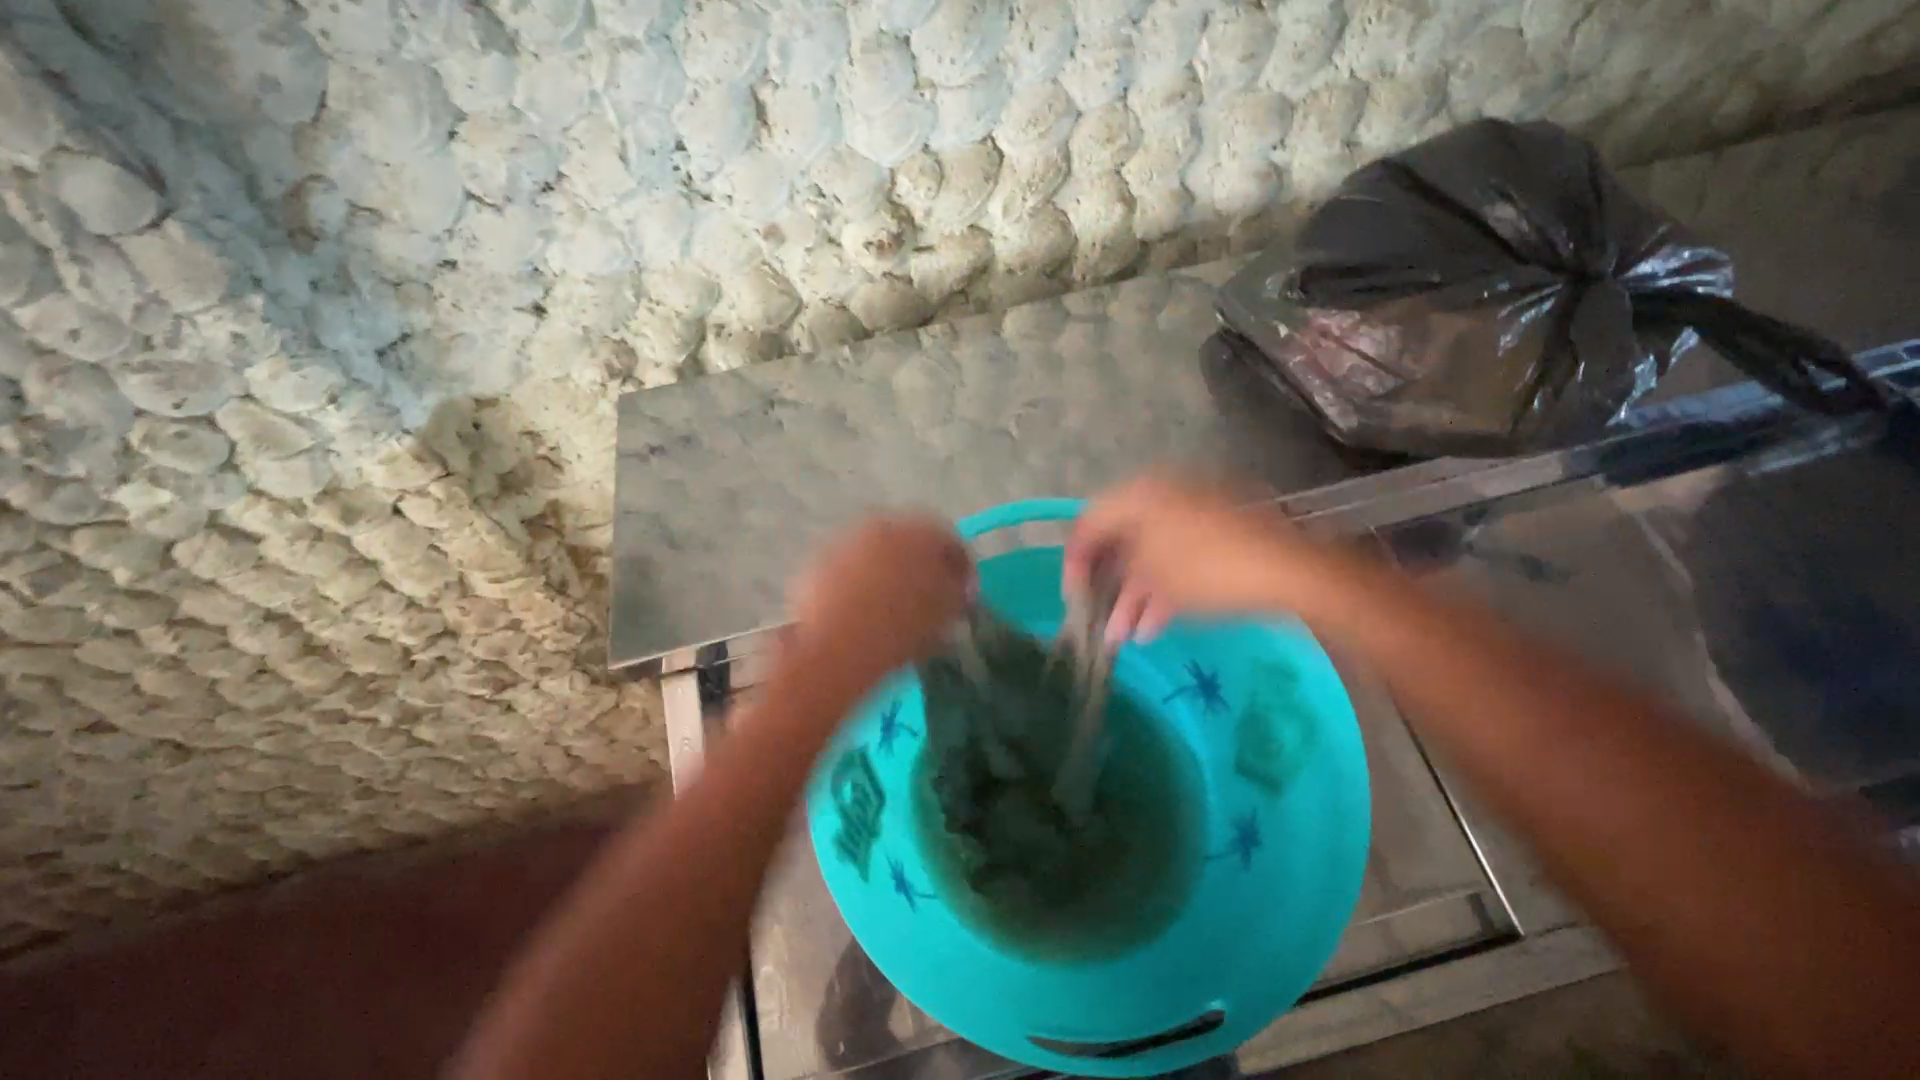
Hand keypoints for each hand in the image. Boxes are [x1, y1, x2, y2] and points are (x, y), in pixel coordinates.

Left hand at [788, 516, 972, 681]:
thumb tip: (961, 591)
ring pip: (879, 553)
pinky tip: (862, 610)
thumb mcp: (944, 617)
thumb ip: (959, 595)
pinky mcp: (820, 560)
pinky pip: (851, 567)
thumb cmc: (899, 632)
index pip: (953, 544)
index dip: (962, 572)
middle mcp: (884, 524)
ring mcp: (848, 539)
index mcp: (922, 532)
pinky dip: (860, 582)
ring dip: (890, 573)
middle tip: (929, 600)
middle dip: (923, 568)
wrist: (834, 649)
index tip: (964, 597)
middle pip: (913, 542)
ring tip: (893, 607)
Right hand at [1064, 474, 1336, 642]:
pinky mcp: (1217, 535)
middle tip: (1098, 621)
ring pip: (1148, 555)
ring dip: (1132, 597)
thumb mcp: (1153, 579)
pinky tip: (1153, 628)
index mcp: (1139, 496)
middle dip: (1106, 586)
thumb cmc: (1209, 570)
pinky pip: (1176, 559)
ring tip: (1124, 637)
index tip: (1071, 600)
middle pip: (1118, 541)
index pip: (1087, 524)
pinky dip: (1161, 591)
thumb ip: (1115, 579)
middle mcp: (1162, 497)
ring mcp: (1192, 515)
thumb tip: (1098, 584)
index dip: (1073, 564)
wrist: (1290, 571)